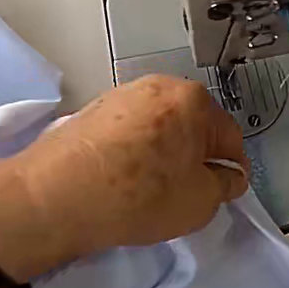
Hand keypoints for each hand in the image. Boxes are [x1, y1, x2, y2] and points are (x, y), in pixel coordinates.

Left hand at [0, 75, 248, 280]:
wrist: (57, 193)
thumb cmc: (140, 195)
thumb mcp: (200, 202)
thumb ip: (224, 185)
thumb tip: (227, 175)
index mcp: (192, 99)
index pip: (229, 136)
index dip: (231, 168)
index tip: (225, 190)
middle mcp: (157, 85)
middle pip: (191, 125)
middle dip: (194, 155)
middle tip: (186, 190)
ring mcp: (120, 95)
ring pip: (158, 126)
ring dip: (162, 151)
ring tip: (150, 186)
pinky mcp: (91, 110)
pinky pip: (128, 132)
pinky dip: (133, 151)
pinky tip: (123, 177)